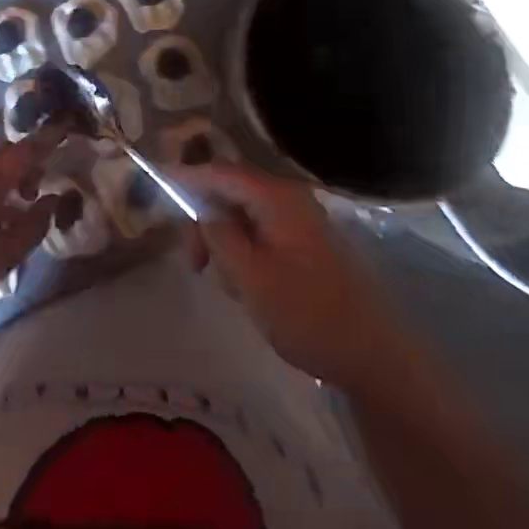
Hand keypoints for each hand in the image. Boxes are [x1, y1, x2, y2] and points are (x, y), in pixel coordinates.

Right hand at [170, 162, 391, 383]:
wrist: (371, 356)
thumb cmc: (305, 313)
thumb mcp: (248, 275)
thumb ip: (218, 234)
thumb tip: (202, 208)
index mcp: (276, 197)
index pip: (220, 171)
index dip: (186, 176)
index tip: (156, 184)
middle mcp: (288, 198)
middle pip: (229, 192)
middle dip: (205, 222)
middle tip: (194, 263)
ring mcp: (299, 220)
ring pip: (242, 216)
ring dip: (224, 243)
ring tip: (227, 285)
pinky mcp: (304, 244)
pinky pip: (259, 234)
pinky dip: (243, 253)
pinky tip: (246, 286)